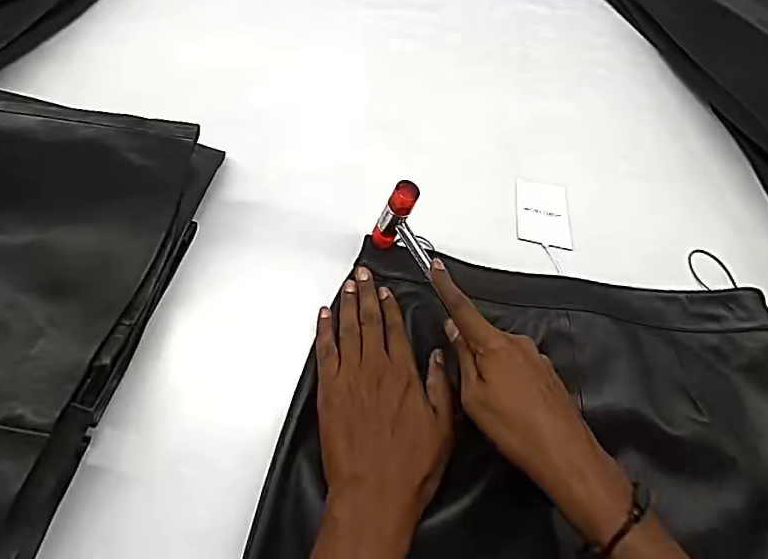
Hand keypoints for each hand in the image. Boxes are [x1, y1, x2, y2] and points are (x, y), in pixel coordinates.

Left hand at [311, 265, 455, 558]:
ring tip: (348, 285)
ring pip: (348, 329)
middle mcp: (375, 369)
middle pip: (370, 320)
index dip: (390, 305)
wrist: (373, 495)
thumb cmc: (408, 469)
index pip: (395, 328)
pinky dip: (324, 329)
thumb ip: (440, 387)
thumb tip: (436, 356)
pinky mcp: (329, 391)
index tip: (386, 289)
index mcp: (403, 374)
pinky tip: (324, 315)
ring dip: (348, 304)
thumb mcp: (443, 429)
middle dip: (367, 293)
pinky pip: (325, 350)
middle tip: (363, 273)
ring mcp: (350, 378)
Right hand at [431, 259, 637, 545]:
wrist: (566, 454)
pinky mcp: (547, 372)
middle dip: (472, 354)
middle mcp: (516, 342)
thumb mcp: (473, 397)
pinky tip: (514, 410)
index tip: (437, 266)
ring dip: (493, 372)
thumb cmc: (515, 429)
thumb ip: (462, 358)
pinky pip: (519, 367)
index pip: (463, 308)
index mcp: (493, 344)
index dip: (446, 286)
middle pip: (483, 336)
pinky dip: (511, 382)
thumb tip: (454, 329)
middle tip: (471, 389)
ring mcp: (534, 356)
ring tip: (498, 410)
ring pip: (501, 354)